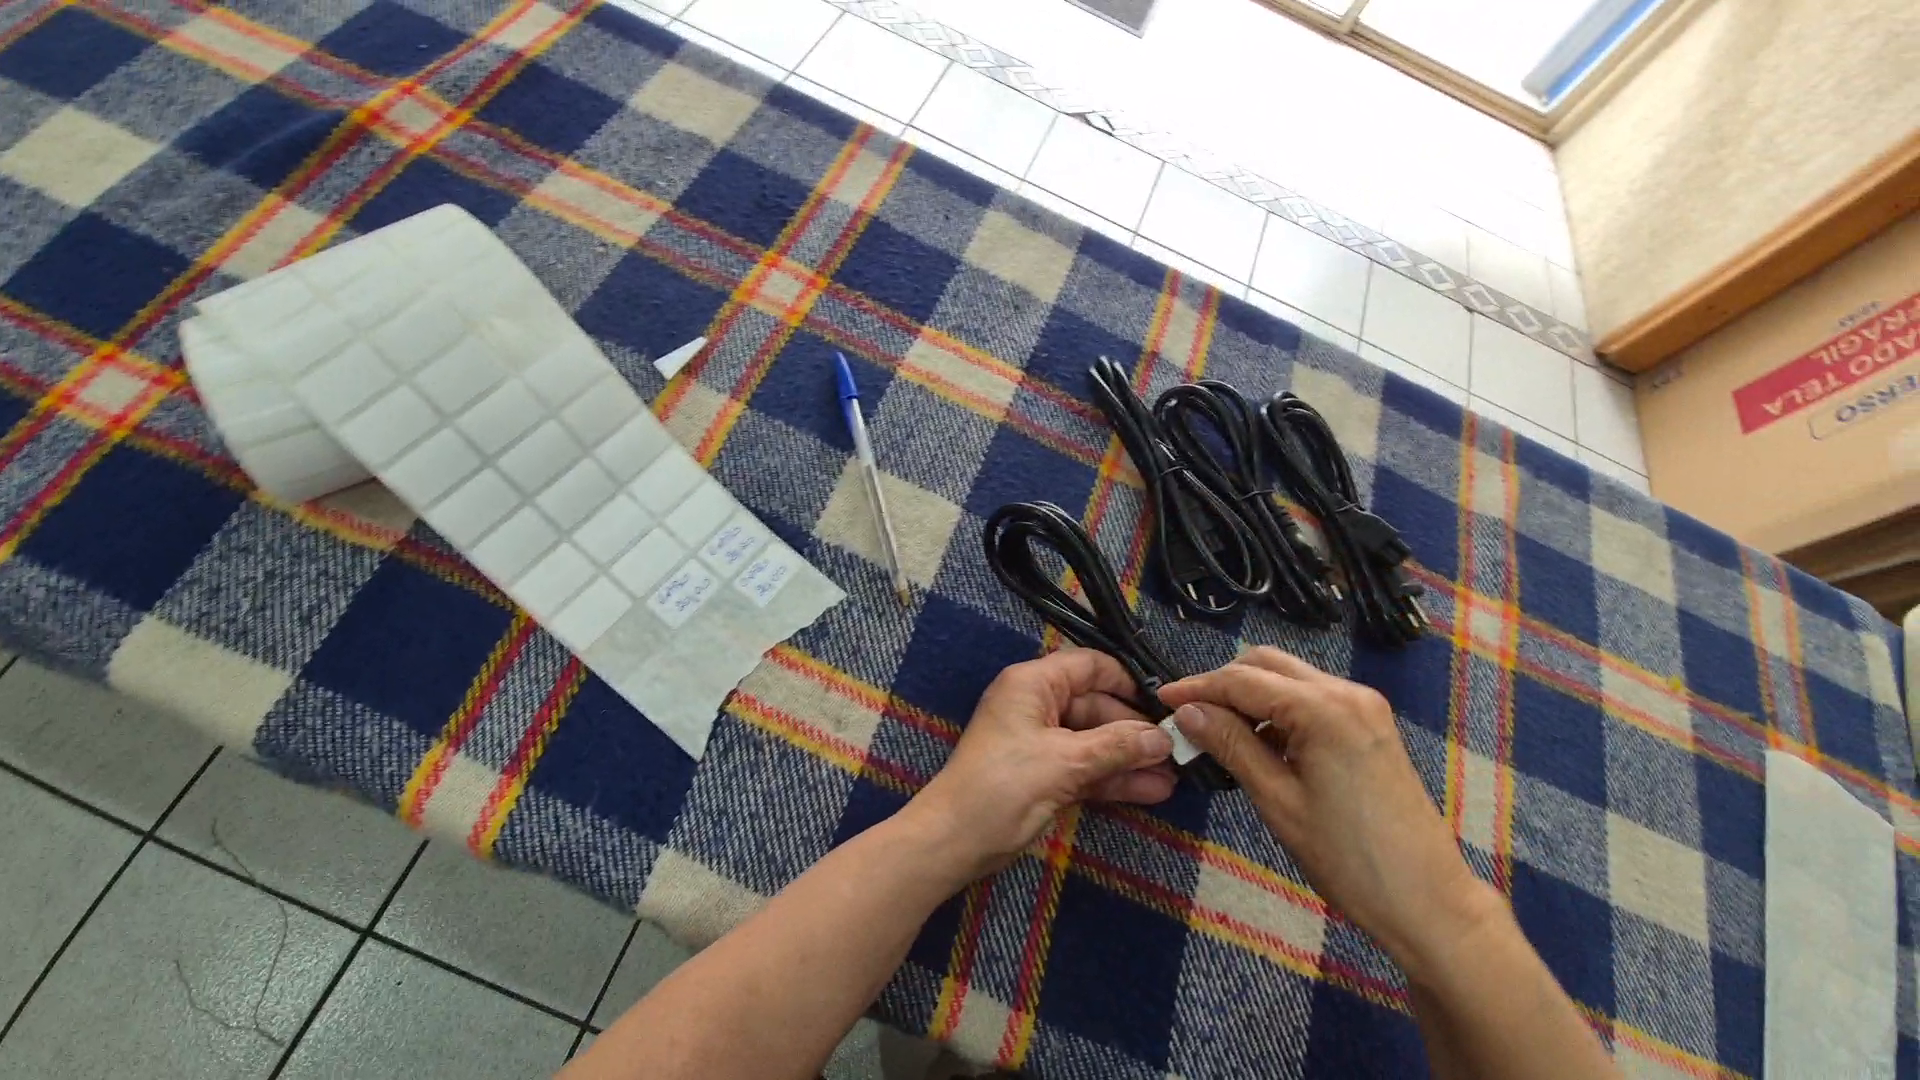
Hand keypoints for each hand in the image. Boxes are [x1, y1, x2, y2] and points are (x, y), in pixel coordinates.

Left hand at [902, 649, 1175, 883]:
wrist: (953, 841)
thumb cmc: (1004, 786)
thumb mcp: (1065, 762)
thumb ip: (1116, 747)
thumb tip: (1163, 739)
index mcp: (1033, 684)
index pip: (1089, 666)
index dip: (1128, 682)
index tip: (1167, 703)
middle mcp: (1037, 705)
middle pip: (1096, 706)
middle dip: (1136, 730)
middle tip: (1180, 749)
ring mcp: (1040, 742)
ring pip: (1094, 742)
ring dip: (1131, 759)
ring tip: (1176, 776)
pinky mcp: (1043, 775)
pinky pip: (1086, 768)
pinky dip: (1113, 779)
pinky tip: (1153, 792)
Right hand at [1158, 648, 1498, 975]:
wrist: (1428, 901)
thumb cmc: (1347, 858)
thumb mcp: (1278, 801)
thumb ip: (1231, 746)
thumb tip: (1186, 712)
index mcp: (1323, 708)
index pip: (1242, 680)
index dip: (1197, 687)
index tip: (1161, 701)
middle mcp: (1346, 692)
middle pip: (1266, 664)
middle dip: (1223, 683)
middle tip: (1189, 716)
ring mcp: (1363, 706)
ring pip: (1289, 678)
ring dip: (1249, 694)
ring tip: (1217, 731)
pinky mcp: (1370, 724)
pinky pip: (1311, 698)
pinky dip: (1277, 709)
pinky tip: (1258, 742)